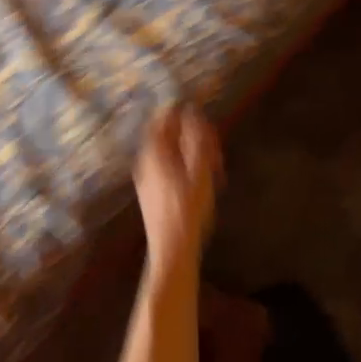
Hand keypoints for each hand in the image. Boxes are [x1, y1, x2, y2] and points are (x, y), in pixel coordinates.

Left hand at [133, 106, 221, 270]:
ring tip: (214, 168)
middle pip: (168, 136)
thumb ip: (196, 138)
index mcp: (154, 152)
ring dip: (192, 153)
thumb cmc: (188, 208)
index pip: (162, 117)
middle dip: (192, 136)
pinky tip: (202, 182)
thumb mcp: (199, 170)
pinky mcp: (151, 193)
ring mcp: (146, 178)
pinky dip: (186, 167)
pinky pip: (168, 168)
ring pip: (170, 153)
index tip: (201, 115)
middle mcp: (145, 161)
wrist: (172, 250)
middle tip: (215, 149)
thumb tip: (193, 112)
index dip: (181, 111)